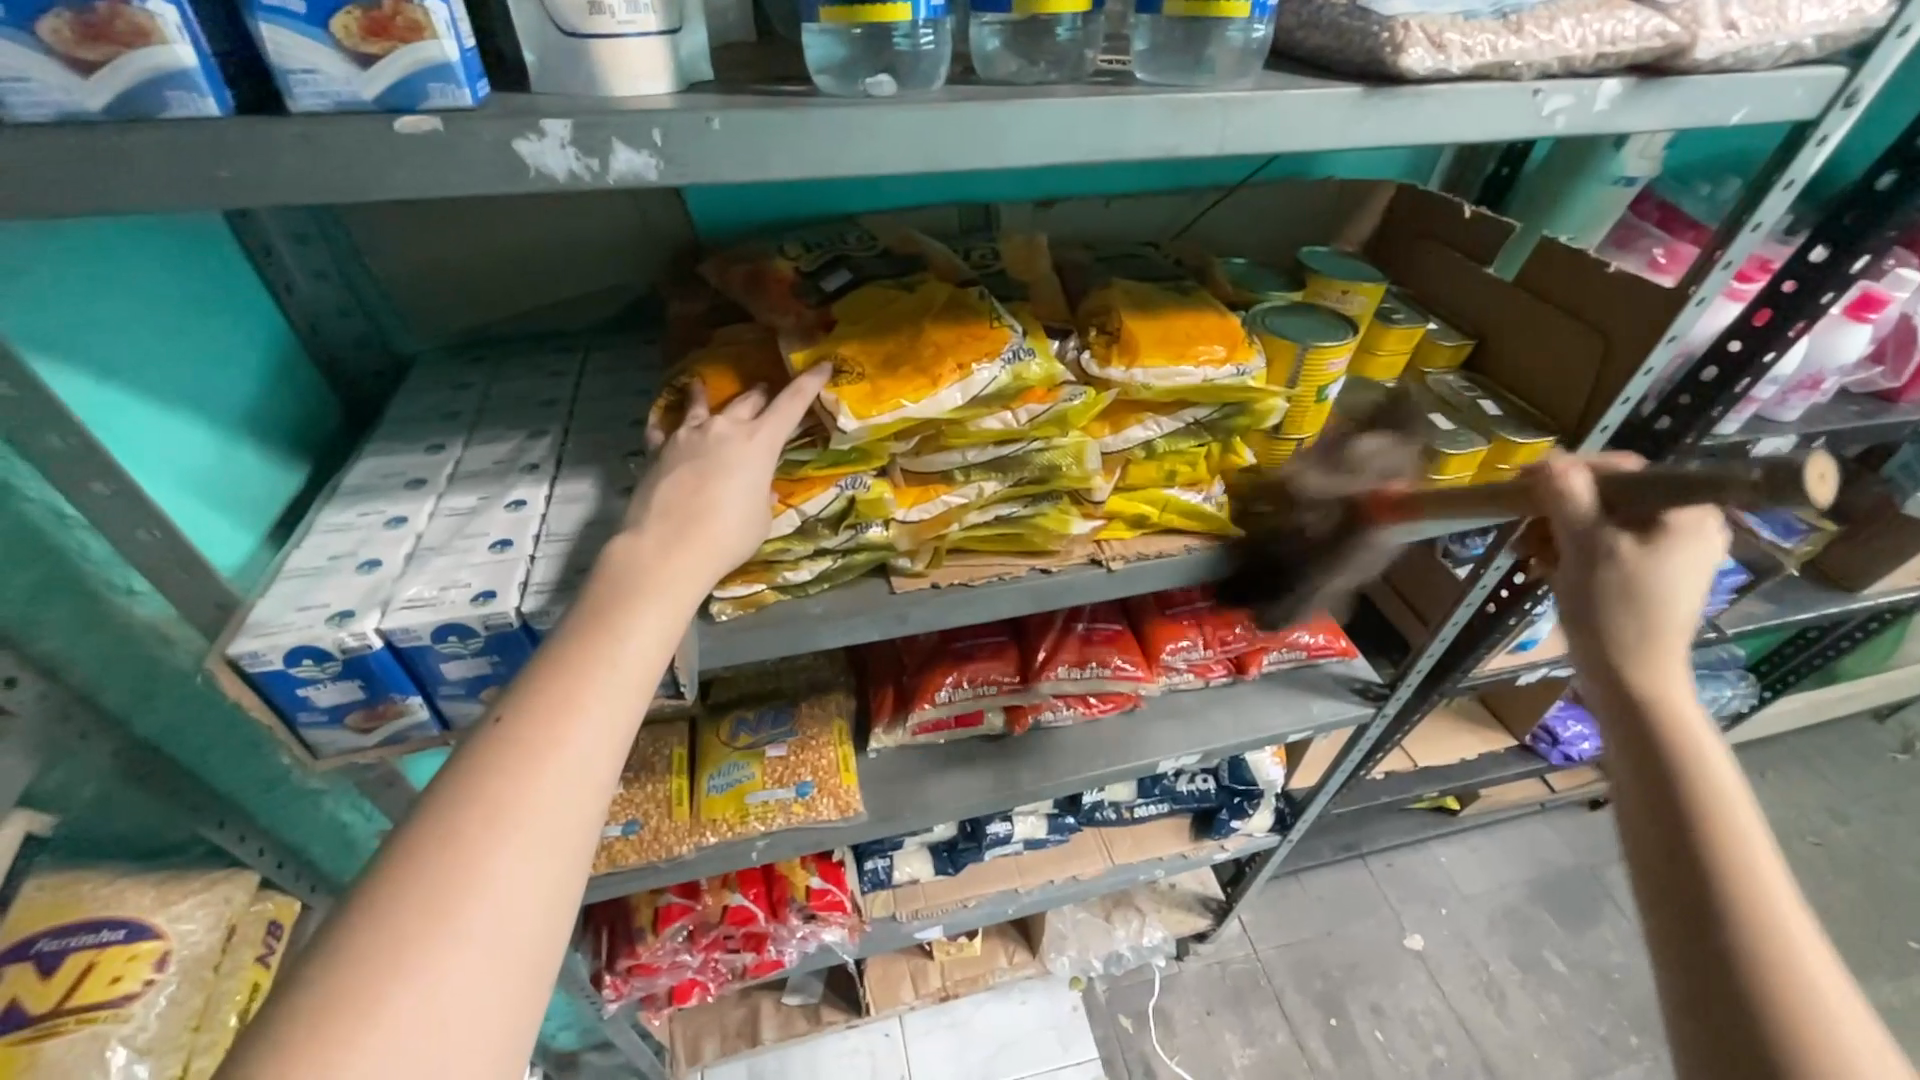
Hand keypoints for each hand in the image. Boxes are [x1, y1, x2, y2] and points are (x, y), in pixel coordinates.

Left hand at [618, 363, 831, 590]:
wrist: (667, 549)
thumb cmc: (728, 537)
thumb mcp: (761, 519)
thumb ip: (762, 495)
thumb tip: (757, 489)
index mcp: (759, 442)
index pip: (791, 403)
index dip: (809, 382)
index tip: (822, 364)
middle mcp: (724, 428)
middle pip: (749, 399)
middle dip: (763, 394)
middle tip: (768, 392)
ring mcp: (687, 435)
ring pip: (702, 404)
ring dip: (709, 395)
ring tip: (704, 385)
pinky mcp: (658, 450)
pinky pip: (666, 428)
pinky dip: (670, 424)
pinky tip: (666, 423)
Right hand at [1531, 452, 1729, 704]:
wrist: (1630, 680)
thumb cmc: (1613, 610)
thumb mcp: (1584, 546)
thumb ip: (1567, 496)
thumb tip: (1547, 460)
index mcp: (1688, 511)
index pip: (1624, 470)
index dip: (1570, 471)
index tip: (1524, 483)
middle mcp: (1689, 524)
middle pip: (1612, 496)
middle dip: (1560, 508)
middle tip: (1521, 523)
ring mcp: (1672, 552)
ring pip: (1604, 521)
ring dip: (1559, 531)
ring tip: (1528, 550)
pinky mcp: (1653, 575)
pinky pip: (1608, 546)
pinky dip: (1573, 550)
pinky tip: (1546, 565)